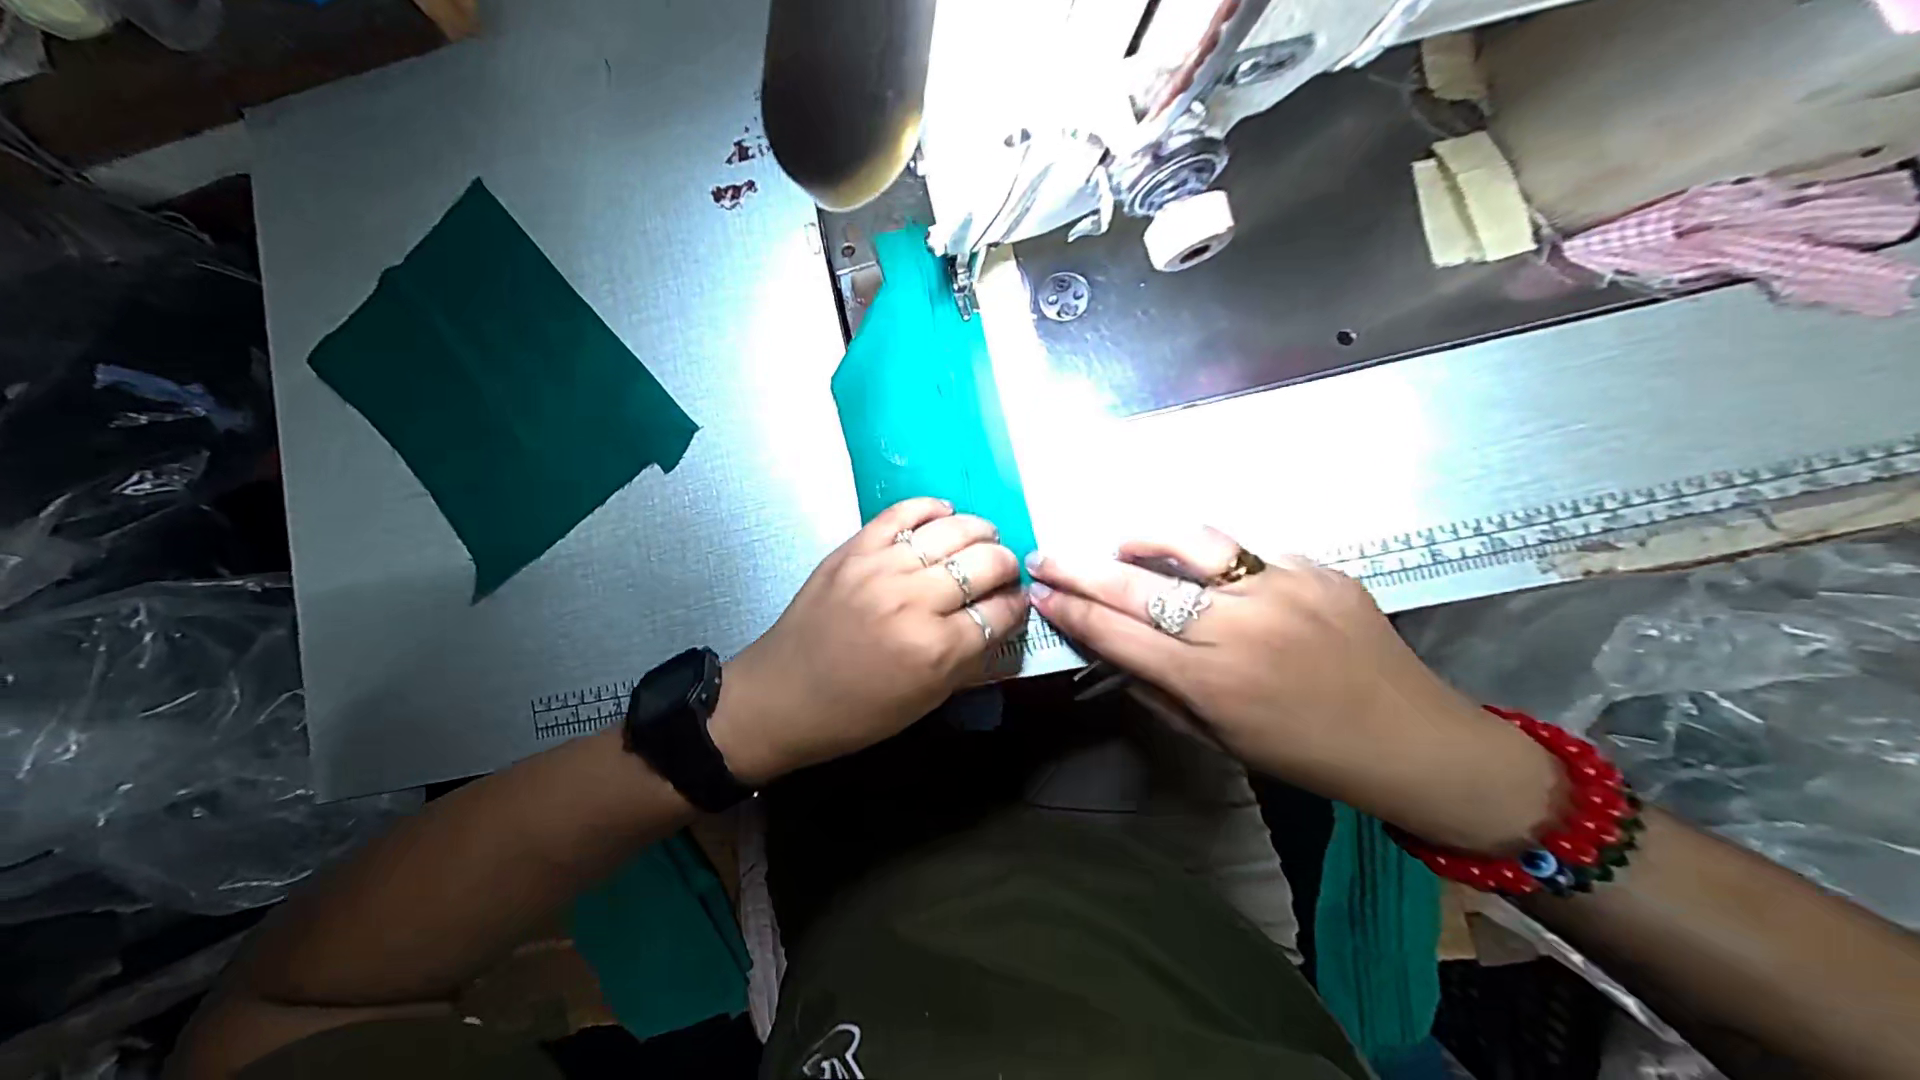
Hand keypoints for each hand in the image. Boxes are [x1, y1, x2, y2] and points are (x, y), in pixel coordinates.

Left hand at [708, 497, 1028, 785]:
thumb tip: (1003, 617)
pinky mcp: (854, 549)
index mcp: (937, 650)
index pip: (1002, 611)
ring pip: (954, 530)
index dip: (1018, 604)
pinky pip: (904, 512)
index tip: (1016, 602)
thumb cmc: (858, 712)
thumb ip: (972, 657)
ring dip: (980, 532)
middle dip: (1007, 566)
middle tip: (1003, 572)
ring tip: (984, 538)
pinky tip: (945, 514)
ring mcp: (882, 568)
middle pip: (987, 563)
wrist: (783, 696)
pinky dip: (932, 509)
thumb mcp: (927, 700)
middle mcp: (915, 601)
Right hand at [1026, 527, 1561, 852]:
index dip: (1070, 611)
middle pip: (1137, 585)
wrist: (1411, 739)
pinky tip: (1205, 568)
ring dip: (1142, 540)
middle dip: (1079, 569)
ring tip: (1119, 544)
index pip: (1117, 634)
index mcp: (1209, 682)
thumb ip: (1159, 692)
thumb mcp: (1219, 739)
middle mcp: (1236, 627)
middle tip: (1045, 555)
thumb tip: (1114, 649)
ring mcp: (1278, 589)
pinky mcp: (1314, 569)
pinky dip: (1212, 557)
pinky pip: (1246, 551)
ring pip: (1189, 542)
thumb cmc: (1304, 754)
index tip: (1039, 594)